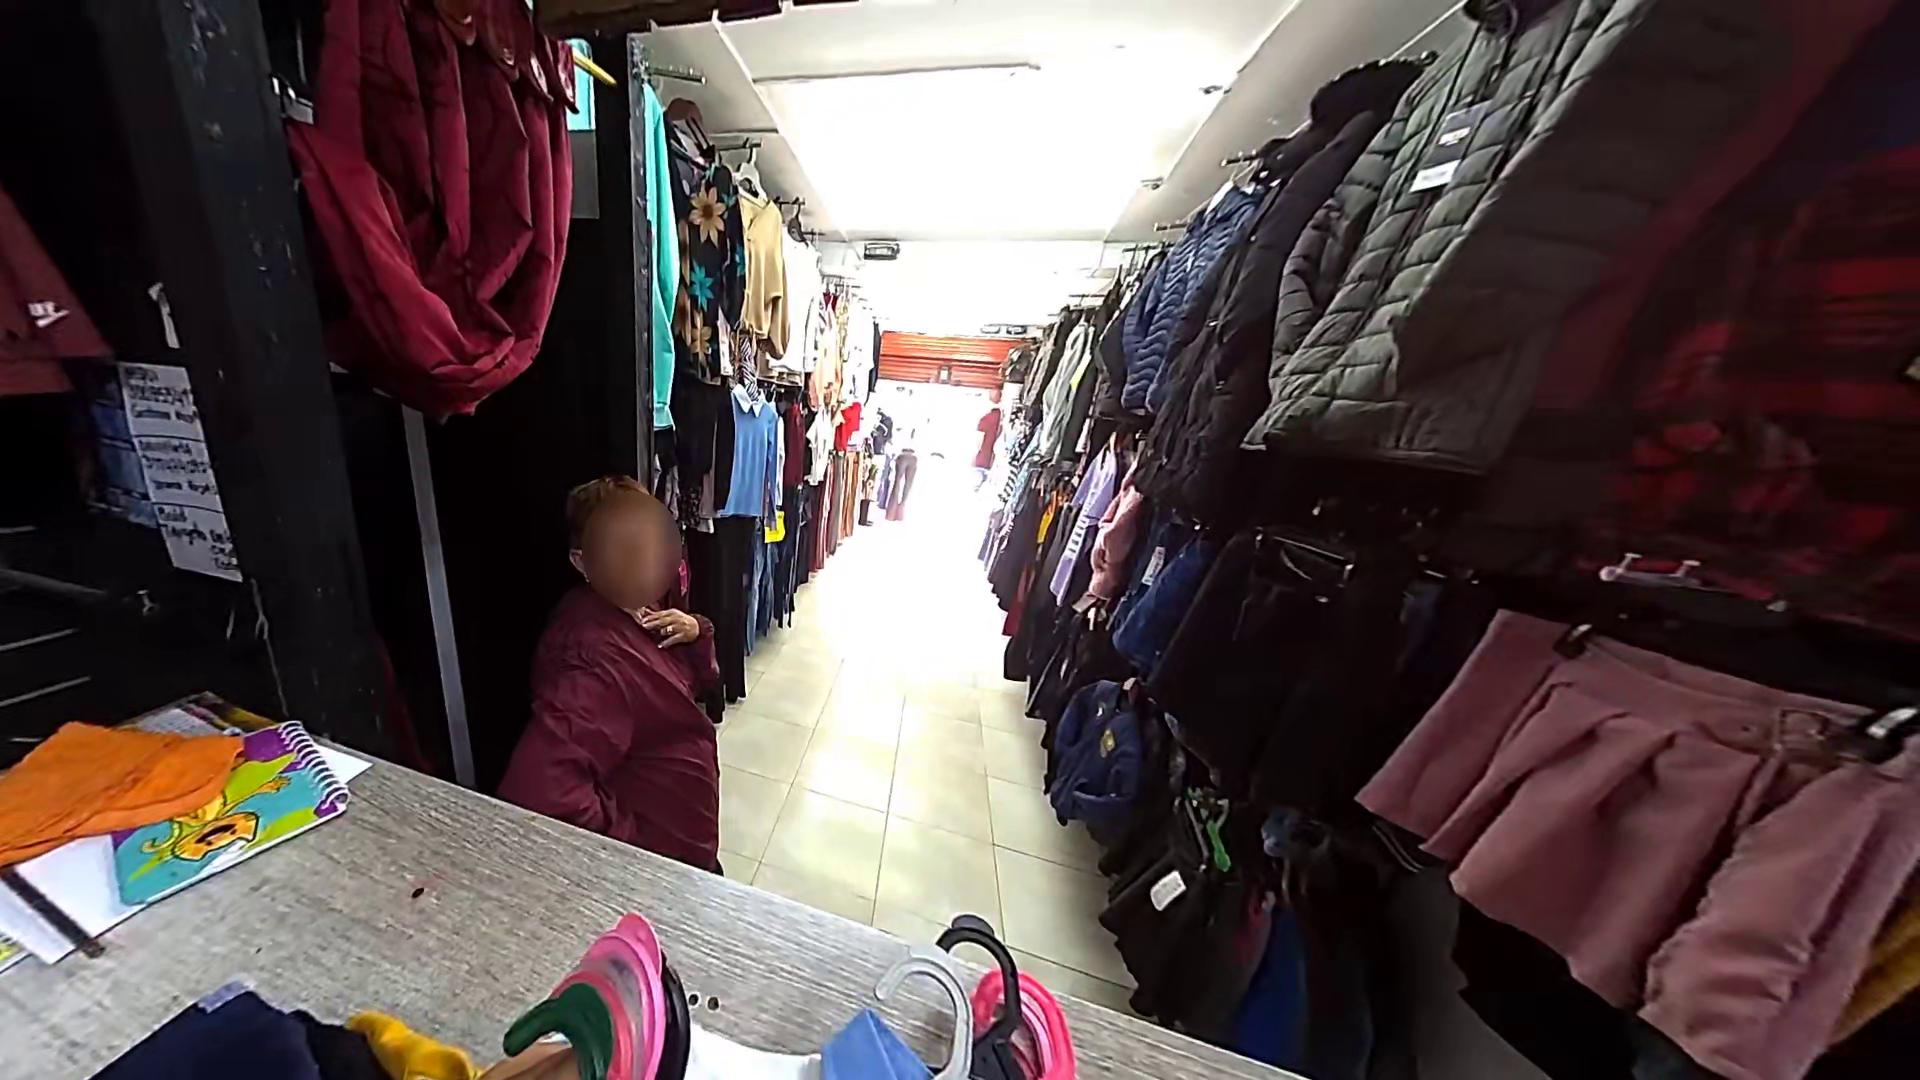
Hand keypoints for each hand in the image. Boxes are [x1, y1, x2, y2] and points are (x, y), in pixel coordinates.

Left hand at [637, 607, 699, 646]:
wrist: (697, 627)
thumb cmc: (680, 621)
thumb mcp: (671, 615)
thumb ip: (658, 614)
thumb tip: (643, 611)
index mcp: (672, 613)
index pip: (660, 614)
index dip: (650, 617)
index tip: (642, 620)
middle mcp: (676, 619)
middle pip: (662, 621)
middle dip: (653, 623)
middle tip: (644, 625)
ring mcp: (680, 627)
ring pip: (667, 629)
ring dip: (660, 631)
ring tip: (652, 633)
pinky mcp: (683, 635)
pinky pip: (673, 639)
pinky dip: (666, 643)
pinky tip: (660, 646)